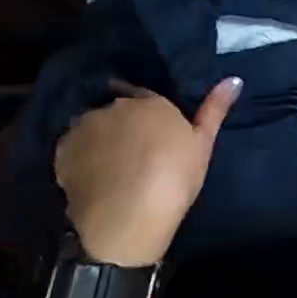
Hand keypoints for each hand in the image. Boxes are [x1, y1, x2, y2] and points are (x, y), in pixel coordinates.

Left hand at [53, 78, 240, 265]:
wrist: (127, 218)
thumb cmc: (174, 176)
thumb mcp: (203, 143)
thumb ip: (215, 108)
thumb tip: (234, 79)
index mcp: (149, 101)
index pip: (145, 94)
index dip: (149, 111)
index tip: (155, 128)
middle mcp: (113, 107)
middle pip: (118, 108)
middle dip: (125, 121)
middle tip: (137, 148)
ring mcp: (84, 128)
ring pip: (94, 125)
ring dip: (102, 136)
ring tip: (114, 163)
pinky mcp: (62, 153)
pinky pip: (74, 146)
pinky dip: (83, 155)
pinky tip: (96, 173)